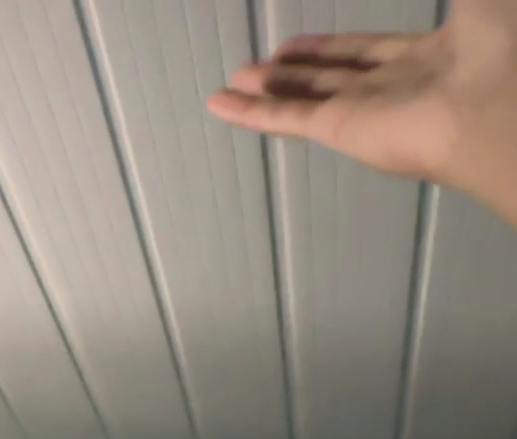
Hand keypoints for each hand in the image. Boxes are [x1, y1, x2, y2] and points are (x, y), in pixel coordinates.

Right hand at [206, 0, 516, 217]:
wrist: (502, 101)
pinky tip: (219, 102)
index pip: (366, 50)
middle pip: (327, 76)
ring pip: (300, 96)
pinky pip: (284, 117)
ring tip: (232, 81)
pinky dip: (248, 111)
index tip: (295, 43)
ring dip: (265, 89)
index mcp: (433, 52)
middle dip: (291, 70)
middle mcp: (391, 84)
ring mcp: (360, 109)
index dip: (330, 46)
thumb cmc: (504, 40)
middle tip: (255, 66)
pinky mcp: (334, 129)